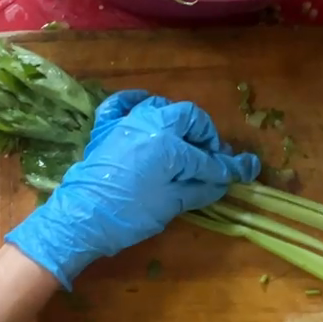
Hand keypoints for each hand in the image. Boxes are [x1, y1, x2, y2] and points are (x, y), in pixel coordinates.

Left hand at [8, 91, 259, 288]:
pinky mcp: (104, 131)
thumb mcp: (171, 204)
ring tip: (184, 140)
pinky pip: (121, 105)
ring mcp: (124, 124)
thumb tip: (222, 181)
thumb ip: (200, 188)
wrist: (81, 220)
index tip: (241, 171)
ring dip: (176, 119)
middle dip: (204, 135)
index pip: (205, 155)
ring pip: (158, 107)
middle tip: (211, 158)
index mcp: (169, 143)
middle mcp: (149, 124)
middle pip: (187, 118)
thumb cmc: (129, 215)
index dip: (225, 167)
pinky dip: (135, 101)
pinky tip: (144, 104)